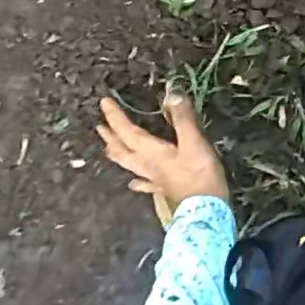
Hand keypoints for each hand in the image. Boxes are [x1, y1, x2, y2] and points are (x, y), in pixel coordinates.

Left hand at [96, 92, 229, 220]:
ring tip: (108, 149)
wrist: (205, 211)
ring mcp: (154, 180)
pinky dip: (137, 180)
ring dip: (118, 154)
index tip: (104, 102)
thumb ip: (183, 118)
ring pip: (129, 165)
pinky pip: (144, 183)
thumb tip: (172, 93)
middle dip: (111, 136)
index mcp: (152, 152)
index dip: (116, 117)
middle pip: (123, 150)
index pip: (128, 132)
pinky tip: (133, 183)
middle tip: (100, 126)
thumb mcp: (194, 142)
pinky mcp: (164, 190)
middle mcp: (147, 166)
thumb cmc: (199, 175)